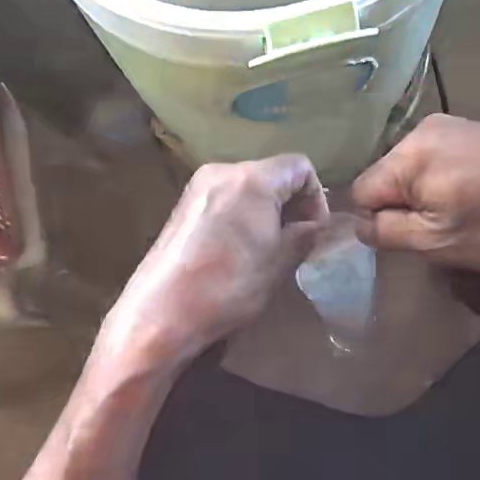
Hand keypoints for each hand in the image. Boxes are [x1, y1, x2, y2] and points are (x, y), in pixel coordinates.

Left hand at [101, 154, 328, 367]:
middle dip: (291, 204)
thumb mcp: (279, 262)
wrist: (163, 312)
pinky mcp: (183, 206)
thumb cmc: (229, 285)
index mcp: (252, 178)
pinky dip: (243, 216)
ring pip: (249, 187)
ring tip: (269, 249)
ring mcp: (198, 187)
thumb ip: (305, 235)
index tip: (314, 231)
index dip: (316, 197)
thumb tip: (316, 226)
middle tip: (296, 242)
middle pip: (272, 174)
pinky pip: (226, 199)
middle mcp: (222, 171)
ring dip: (268, 212)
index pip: (300, 167)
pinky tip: (240, 250)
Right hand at [350, 116, 479, 270]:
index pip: (361, 192)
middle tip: (442, 233)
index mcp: (407, 154)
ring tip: (465, 217)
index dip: (379, 223)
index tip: (412, 241)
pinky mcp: (477, 131)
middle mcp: (423, 130)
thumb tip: (361, 225)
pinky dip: (449, 184)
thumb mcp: (436, 241)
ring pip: (415, 172)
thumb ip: (388, 232)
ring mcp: (453, 126)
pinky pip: (441, 162)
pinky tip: (479, 199)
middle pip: (388, 179)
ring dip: (428, 199)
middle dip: (405, 209)